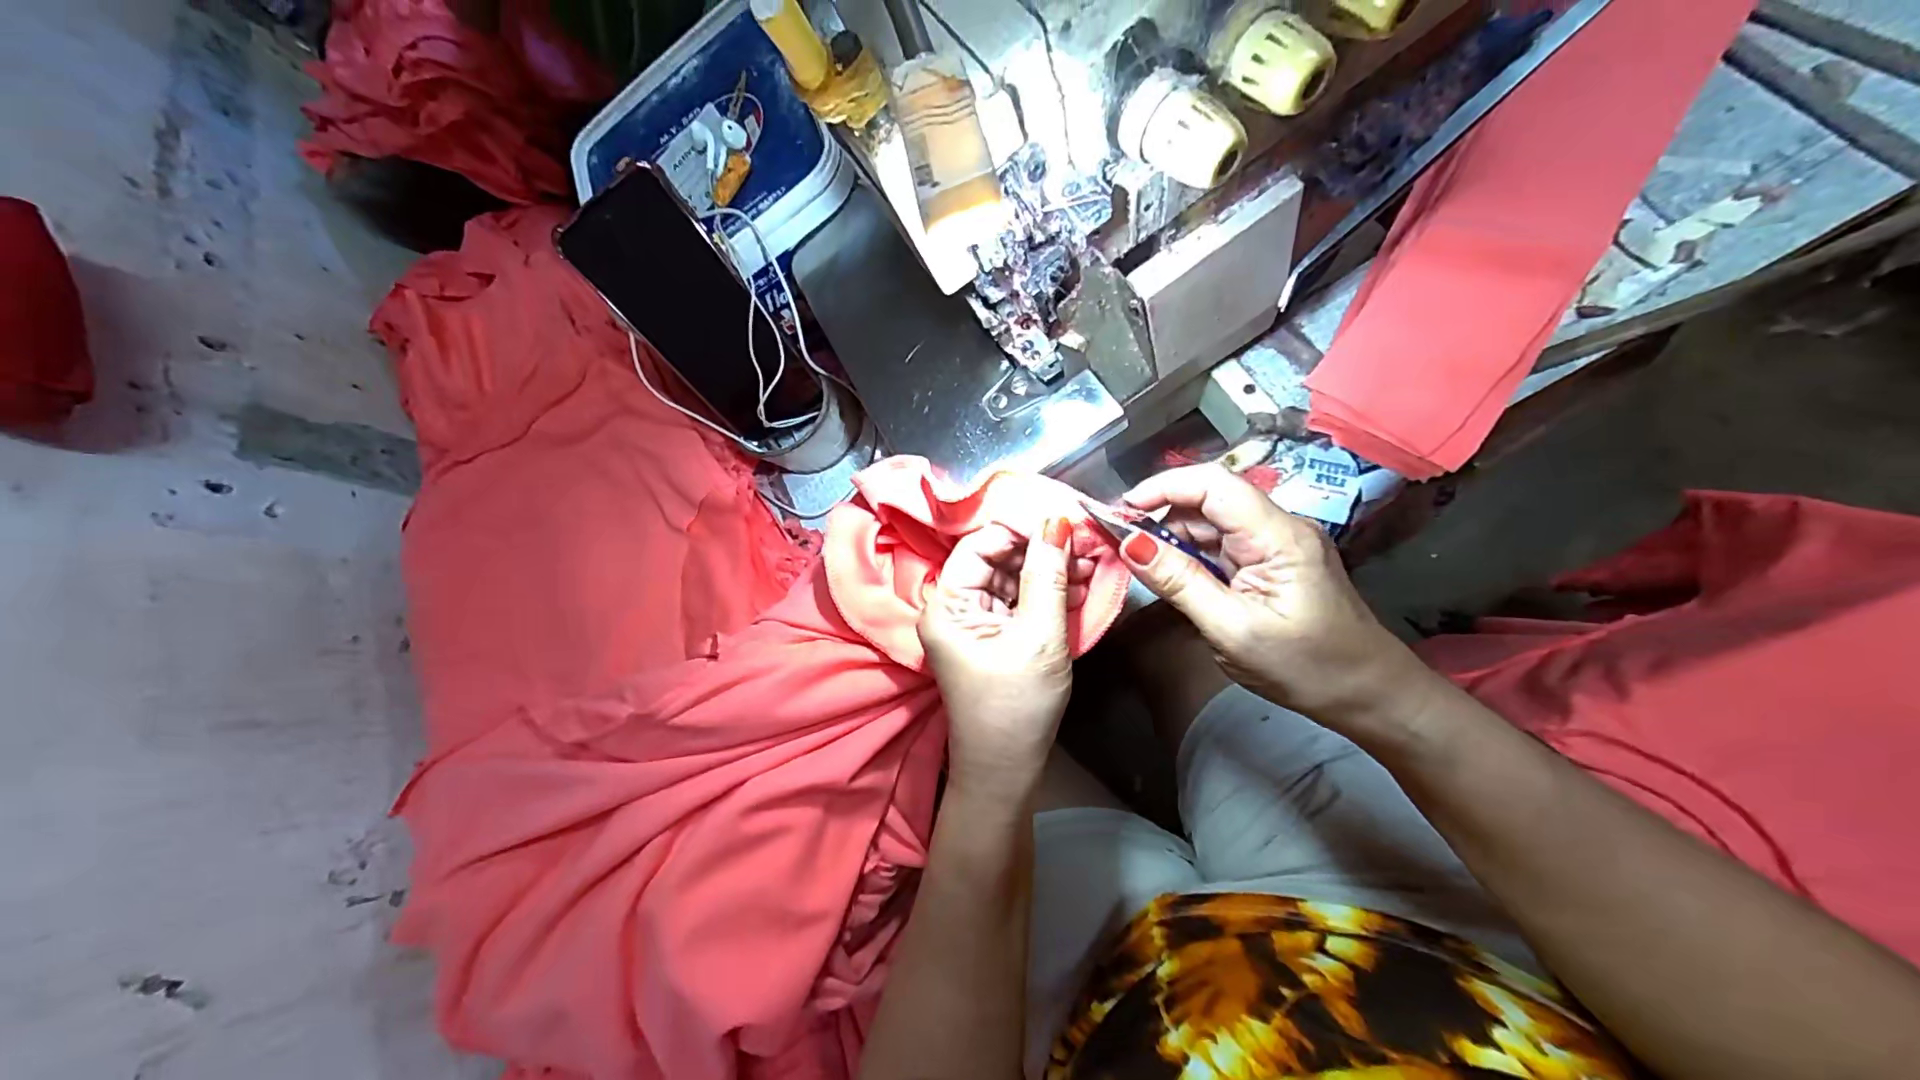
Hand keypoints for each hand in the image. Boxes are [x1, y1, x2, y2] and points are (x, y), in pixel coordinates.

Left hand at [918, 517, 1088, 799]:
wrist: (1006, 770)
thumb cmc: (1015, 708)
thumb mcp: (1038, 636)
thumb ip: (1048, 576)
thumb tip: (1058, 522)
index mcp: (947, 604)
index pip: (981, 544)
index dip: (1021, 528)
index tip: (1064, 519)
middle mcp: (954, 607)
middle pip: (998, 558)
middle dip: (1042, 548)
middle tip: (1086, 540)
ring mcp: (974, 622)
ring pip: (1013, 578)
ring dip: (1050, 569)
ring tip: (1091, 561)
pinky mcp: (994, 636)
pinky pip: (1020, 601)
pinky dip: (1047, 592)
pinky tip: (1079, 584)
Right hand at [1118, 465, 1435, 733]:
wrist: (1368, 694)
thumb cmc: (1307, 668)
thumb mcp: (1232, 630)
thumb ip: (1179, 583)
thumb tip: (1129, 544)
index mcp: (1278, 536)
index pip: (1213, 484)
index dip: (1161, 488)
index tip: (1120, 511)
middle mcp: (1279, 527)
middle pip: (1208, 501)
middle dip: (1159, 516)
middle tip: (1118, 543)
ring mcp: (1276, 544)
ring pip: (1211, 524)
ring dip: (1172, 539)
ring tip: (1137, 563)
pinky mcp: (1272, 562)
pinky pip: (1222, 546)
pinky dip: (1190, 556)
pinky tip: (1170, 574)